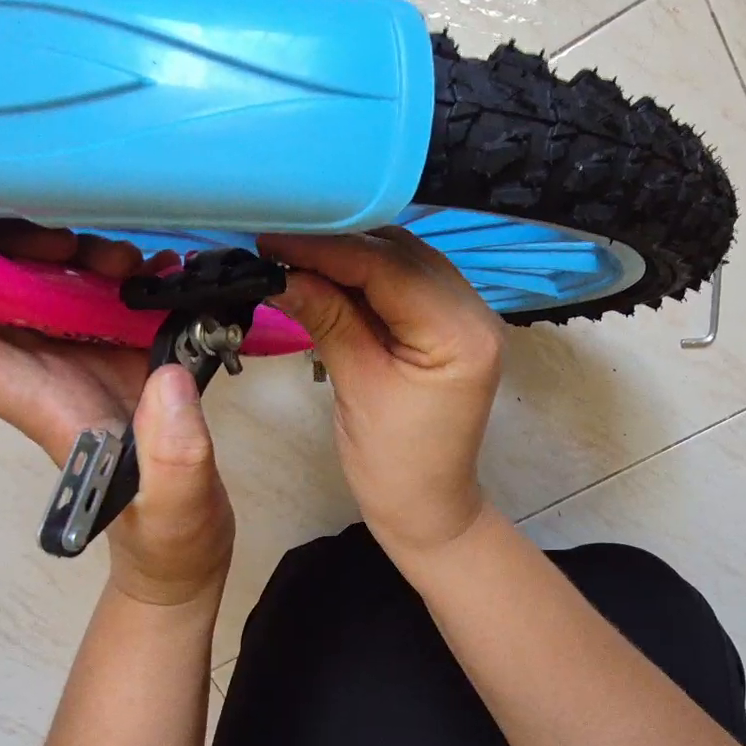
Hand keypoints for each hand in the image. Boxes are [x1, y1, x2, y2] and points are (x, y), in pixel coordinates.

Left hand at [0, 223, 233, 606]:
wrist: (189, 540)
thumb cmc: (172, 534)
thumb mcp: (178, 504)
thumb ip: (175, 454)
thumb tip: (167, 379)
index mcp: (37, 402)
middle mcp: (44, 372)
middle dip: (8, 243)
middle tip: (68, 233)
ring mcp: (82, 361)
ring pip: (44, 283)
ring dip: (73, 252)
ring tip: (128, 257)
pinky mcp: (121, 357)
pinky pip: (102, 297)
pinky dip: (123, 272)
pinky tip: (164, 266)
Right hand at [259, 227, 504, 556]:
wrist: (425, 506)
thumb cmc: (393, 464)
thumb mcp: (357, 386)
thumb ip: (327, 317)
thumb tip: (278, 269)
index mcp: (462, 334)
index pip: (389, 268)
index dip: (326, 248)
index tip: (270, 239)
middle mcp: (475, 312)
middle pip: (401, 254)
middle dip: (337, 245)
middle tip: (275, 244)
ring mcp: (466, 315)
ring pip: (402, 262)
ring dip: (349, 257)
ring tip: (294, 257)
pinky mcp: (448, 324)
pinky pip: (403, 285)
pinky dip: (364, 278)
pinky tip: (325, 276)